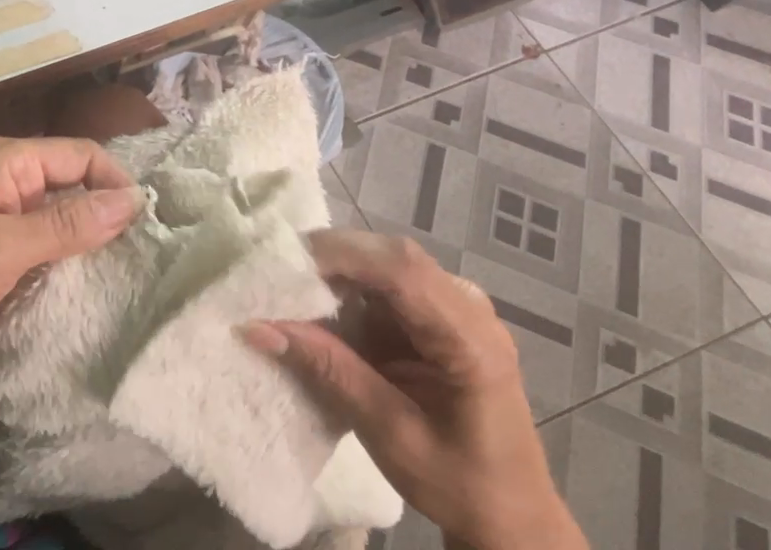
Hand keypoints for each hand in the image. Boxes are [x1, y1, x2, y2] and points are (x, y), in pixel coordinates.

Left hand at [0, 136, 140, 378]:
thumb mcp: (0, 248)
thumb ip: (65, 224)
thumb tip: (132, 200)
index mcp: (5, 162)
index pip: (80, 155)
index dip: (115, 182)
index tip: (146, 225)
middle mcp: (6, 182)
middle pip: (73, 183)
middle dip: (106, 211)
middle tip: (145, 252)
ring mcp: (0, 219)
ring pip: (61, 217)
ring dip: (88, 239)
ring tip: (128, 270)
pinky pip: (44, 246)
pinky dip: (66, 260)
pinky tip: (90, 284)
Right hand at [241, 231, 586, 549]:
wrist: (512, 515)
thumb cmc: (460, 484)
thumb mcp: (390, 434)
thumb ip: (330, 372)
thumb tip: (258, 327)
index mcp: (472, 341)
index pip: (404, 271)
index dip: (341, 256)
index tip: (282, 268)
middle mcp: (471, 310)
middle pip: (394, 257)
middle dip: (331, 258)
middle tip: (275, 277)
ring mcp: (459, 309)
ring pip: (387, 263)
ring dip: (336, 273)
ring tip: (289, 293)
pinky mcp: (441, 316)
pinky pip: (389, 284)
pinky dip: (349, 291)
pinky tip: (321, 310)